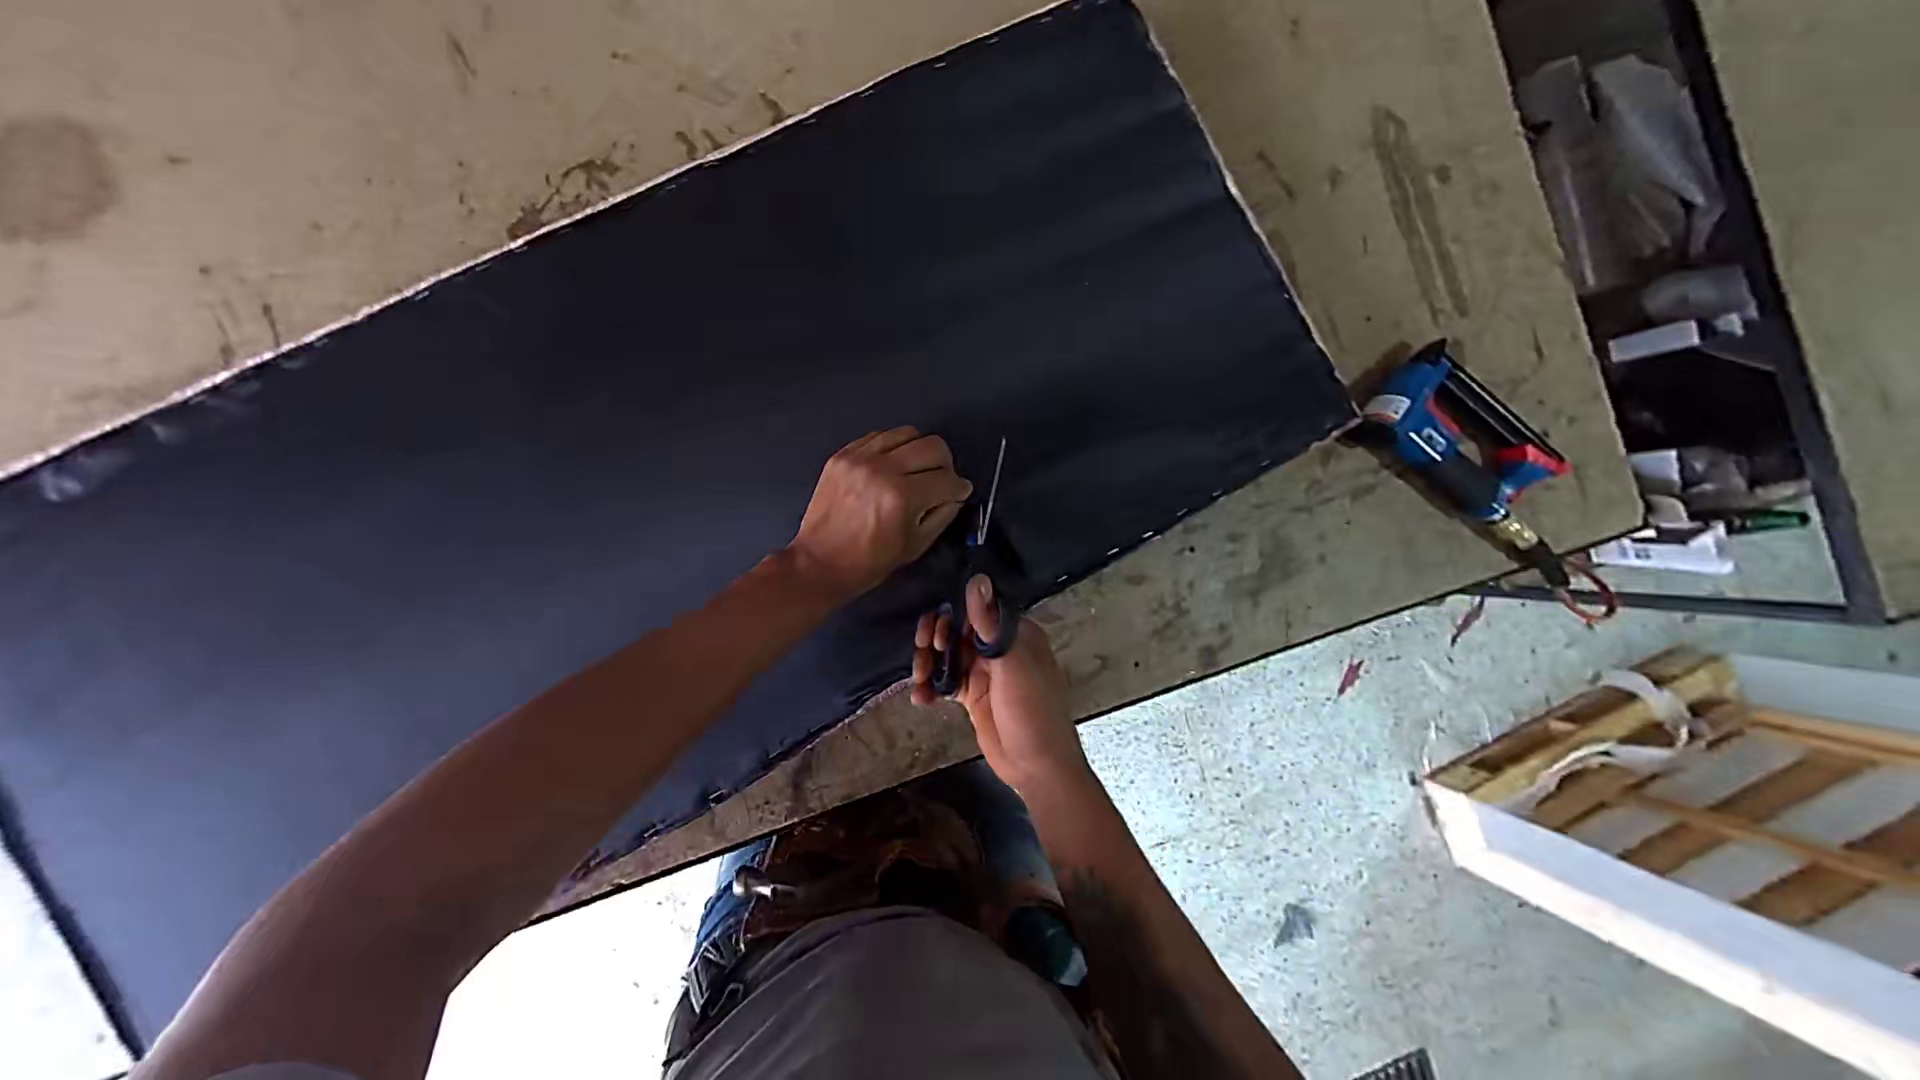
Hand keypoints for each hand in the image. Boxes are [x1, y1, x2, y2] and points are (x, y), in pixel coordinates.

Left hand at [788, 426, 973, 601]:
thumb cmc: (869, 561)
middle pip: (933, 446)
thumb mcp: (916, 545)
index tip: (960, 491)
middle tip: (942, 479)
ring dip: (919, 450)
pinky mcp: (842, 456)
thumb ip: (942, 514)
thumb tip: (955, 494)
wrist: (820, 563)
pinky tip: (891, 466)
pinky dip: (892, 448)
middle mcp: (881, 470)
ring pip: (907, 433)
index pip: (946, 478)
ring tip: (916, 470)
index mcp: (901, 496)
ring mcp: (859, 459)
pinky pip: (878, 436)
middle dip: (945, 464)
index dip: (960, 487)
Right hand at [911, 575, 1092, 799]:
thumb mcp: (1011, 665)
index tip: (934, 628)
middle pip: (957, 630)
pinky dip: (930, 687)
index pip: (979, 609)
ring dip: (929, 662)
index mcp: (1016, 634)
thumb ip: (991, 624)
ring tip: (920, 679)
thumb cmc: (1032, 712)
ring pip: (947, 655)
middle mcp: (999, 648)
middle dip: (935, 638)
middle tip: (923, 652)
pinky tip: (920, 698)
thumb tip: (977, 578)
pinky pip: (945, 681)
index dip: (953, 613)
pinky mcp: (972, 695)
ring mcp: (984, 672)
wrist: (1037, 768)